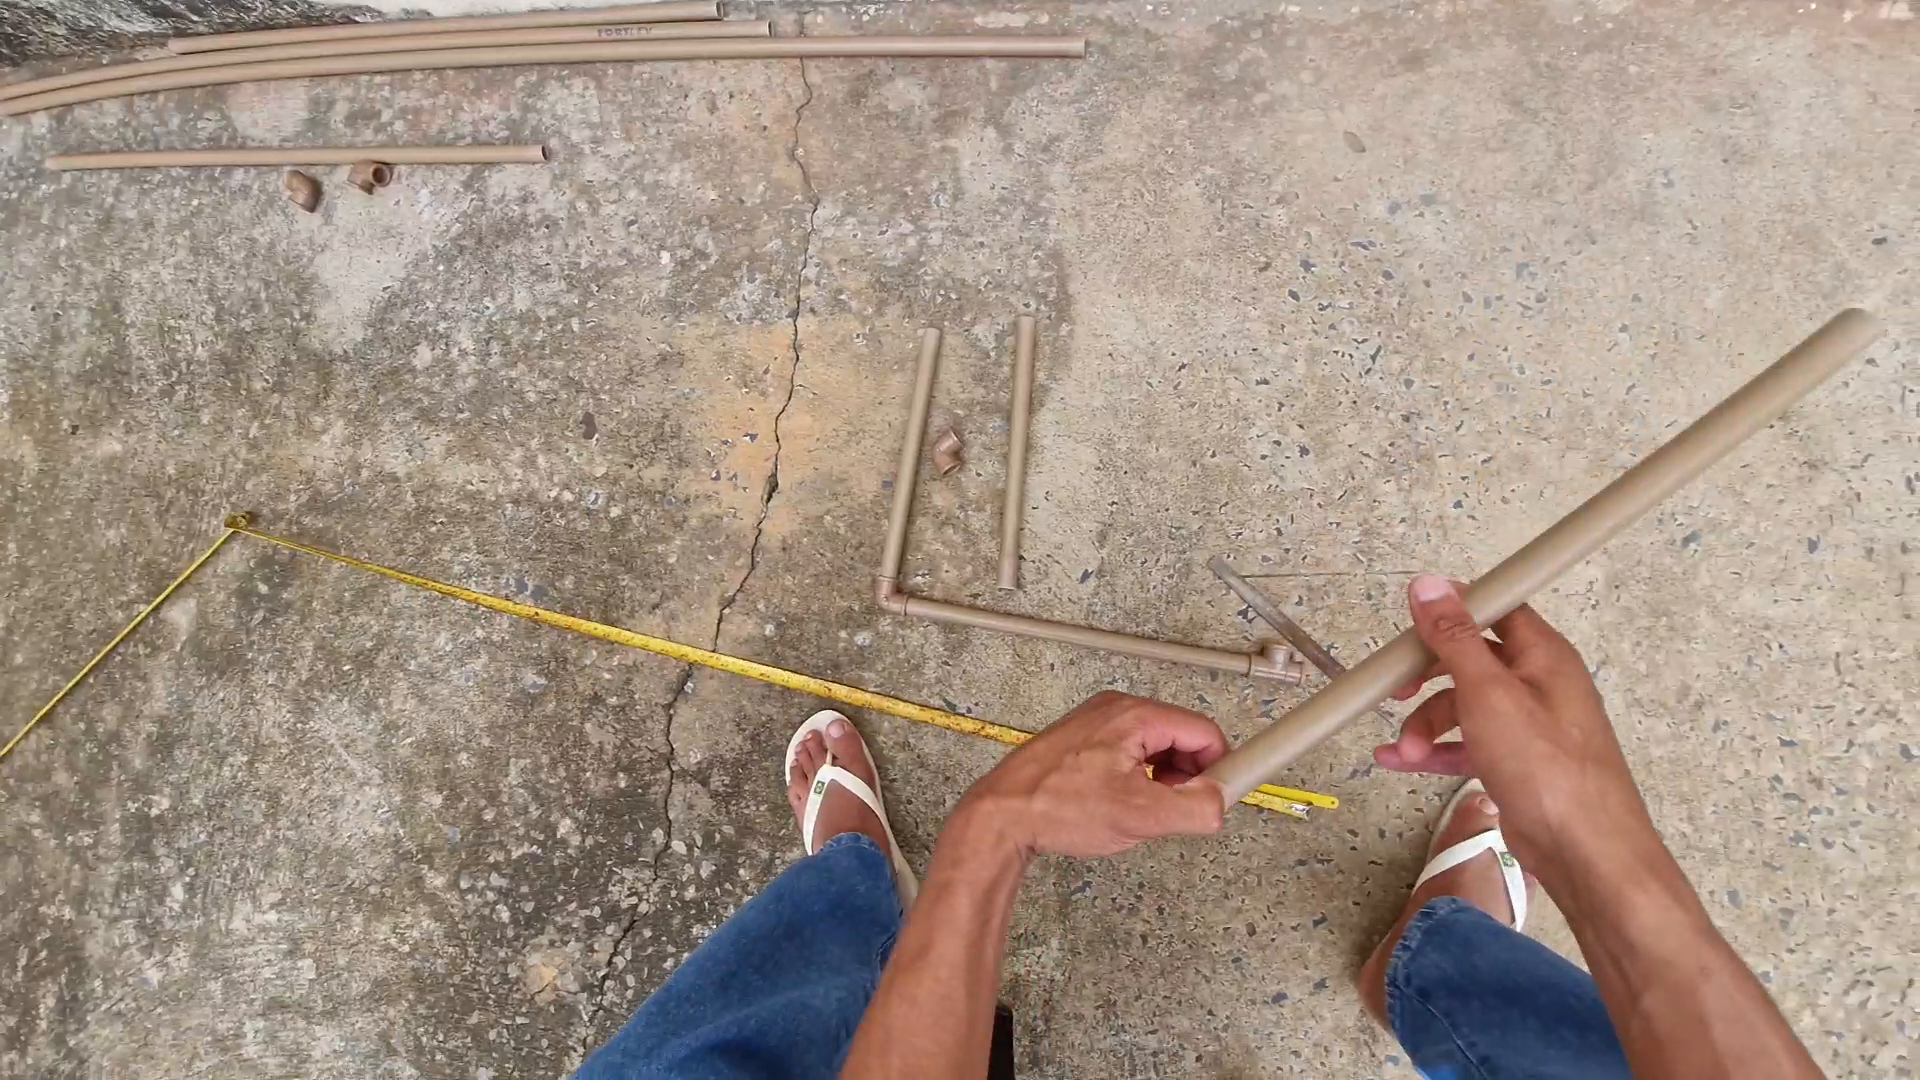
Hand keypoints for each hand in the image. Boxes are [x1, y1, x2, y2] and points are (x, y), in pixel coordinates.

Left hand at [954, 691, 1228, 859]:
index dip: (1221, 766)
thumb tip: (1218, 802)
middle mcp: (1116, 709)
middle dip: (1187, 775)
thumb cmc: (1057, 806)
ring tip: (1141, 809)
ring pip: (1156, 747)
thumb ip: (1193, 808)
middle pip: (1181, 736)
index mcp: (1134, 716)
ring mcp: (1098, 722)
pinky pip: (1130, 753)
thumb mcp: (1140, 816)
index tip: (1225, 794)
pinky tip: (1119, 803)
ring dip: (1162, 780)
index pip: (1204, 731)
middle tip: (1173, 810)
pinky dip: (1137, 778)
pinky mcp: (1085, 739)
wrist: (1003, 812)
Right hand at [1375, 575, 1654, 870]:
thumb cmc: (1543, 765)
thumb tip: (1429, 584)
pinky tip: (1399, 762)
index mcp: (1542, 656)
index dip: (1452, 608)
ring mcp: (1525, 724)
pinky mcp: (1514, 759)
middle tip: (1393, 688)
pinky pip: (1464, 741)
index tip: (1409, 621)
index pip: (1495, 609)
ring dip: (1424, 724)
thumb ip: (1454, 637)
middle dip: (1424, 677)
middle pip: (1467, 659)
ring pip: (1460, 705)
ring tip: (1403, 751)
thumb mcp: (1487, 691)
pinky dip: (1434, 750)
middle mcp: (1536, 683)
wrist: (1585, 853)